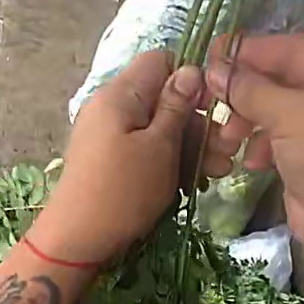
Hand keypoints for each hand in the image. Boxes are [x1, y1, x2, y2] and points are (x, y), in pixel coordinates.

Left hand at [32, 50, 222, 262]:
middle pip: (163, 99)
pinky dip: (168, 162)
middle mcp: (111, 108)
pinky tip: (192, 183)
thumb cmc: (123, 192)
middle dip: (197, 123)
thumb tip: (191, 69)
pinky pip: (145, 150)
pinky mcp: (110, 161)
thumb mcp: (159, 147)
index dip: (191, 80)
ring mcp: (108, 136)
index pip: (160, 62)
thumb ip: (176, 106)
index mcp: (120, 94)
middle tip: (226, 153)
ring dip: (189, 148)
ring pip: (157, 129)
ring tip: (217, 173)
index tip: (212, 110)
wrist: (77, 241)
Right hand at [205, 33, 303, 241]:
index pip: (291, 48)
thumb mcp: (290, 114)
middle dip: (245, 93)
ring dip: (247, 122)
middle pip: (282, 78)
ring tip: (228, 138)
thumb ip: (249, 88)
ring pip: (276, 109)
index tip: (210, 54)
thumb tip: (213, 68)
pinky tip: (252, 161)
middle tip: (212, 101)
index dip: (248, 51)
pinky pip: (280, 137)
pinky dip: (261, 145)